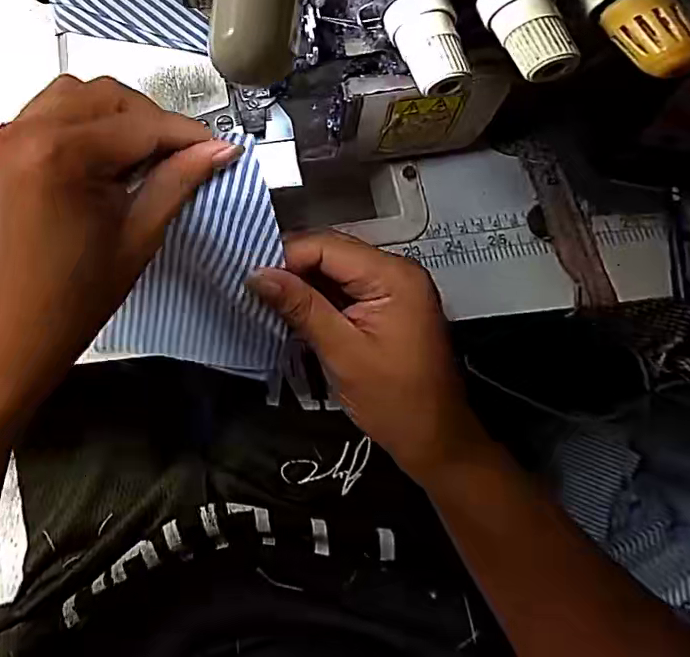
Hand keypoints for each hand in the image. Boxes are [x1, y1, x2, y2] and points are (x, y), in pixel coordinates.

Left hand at [0, 75, 242, 410]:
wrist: (11, 332)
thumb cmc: (67, 300)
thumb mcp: (138, 235)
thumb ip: (178, 181)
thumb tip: (214, 151)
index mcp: (60, 156)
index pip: (141, 125)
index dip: (185, 134)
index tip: (210, 145)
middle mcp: (24, 137)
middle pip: (107, 96)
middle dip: (149, 119)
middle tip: (176, 153)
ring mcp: (4, 142)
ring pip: (74, 93)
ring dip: (112, 113)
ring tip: (133, 154)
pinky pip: (44, 112)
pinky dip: (77, 121)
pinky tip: (95, 156)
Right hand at [246, 230, 486, 479]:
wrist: (438, 443)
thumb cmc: (395, 401)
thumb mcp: (342, 353)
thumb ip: (300, 307)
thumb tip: (256, 275)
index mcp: (392, 275)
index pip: (326, 246)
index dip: (286, 257)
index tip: (252, 278)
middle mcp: (395, 269)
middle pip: (330, 250)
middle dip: (291, 266)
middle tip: (254, 287)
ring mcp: (392, 285)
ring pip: (333, 266)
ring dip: (301, 281)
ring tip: (266, 297)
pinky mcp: (385, 302)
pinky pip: (343, 284)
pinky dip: (317, 294)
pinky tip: (293, 308)